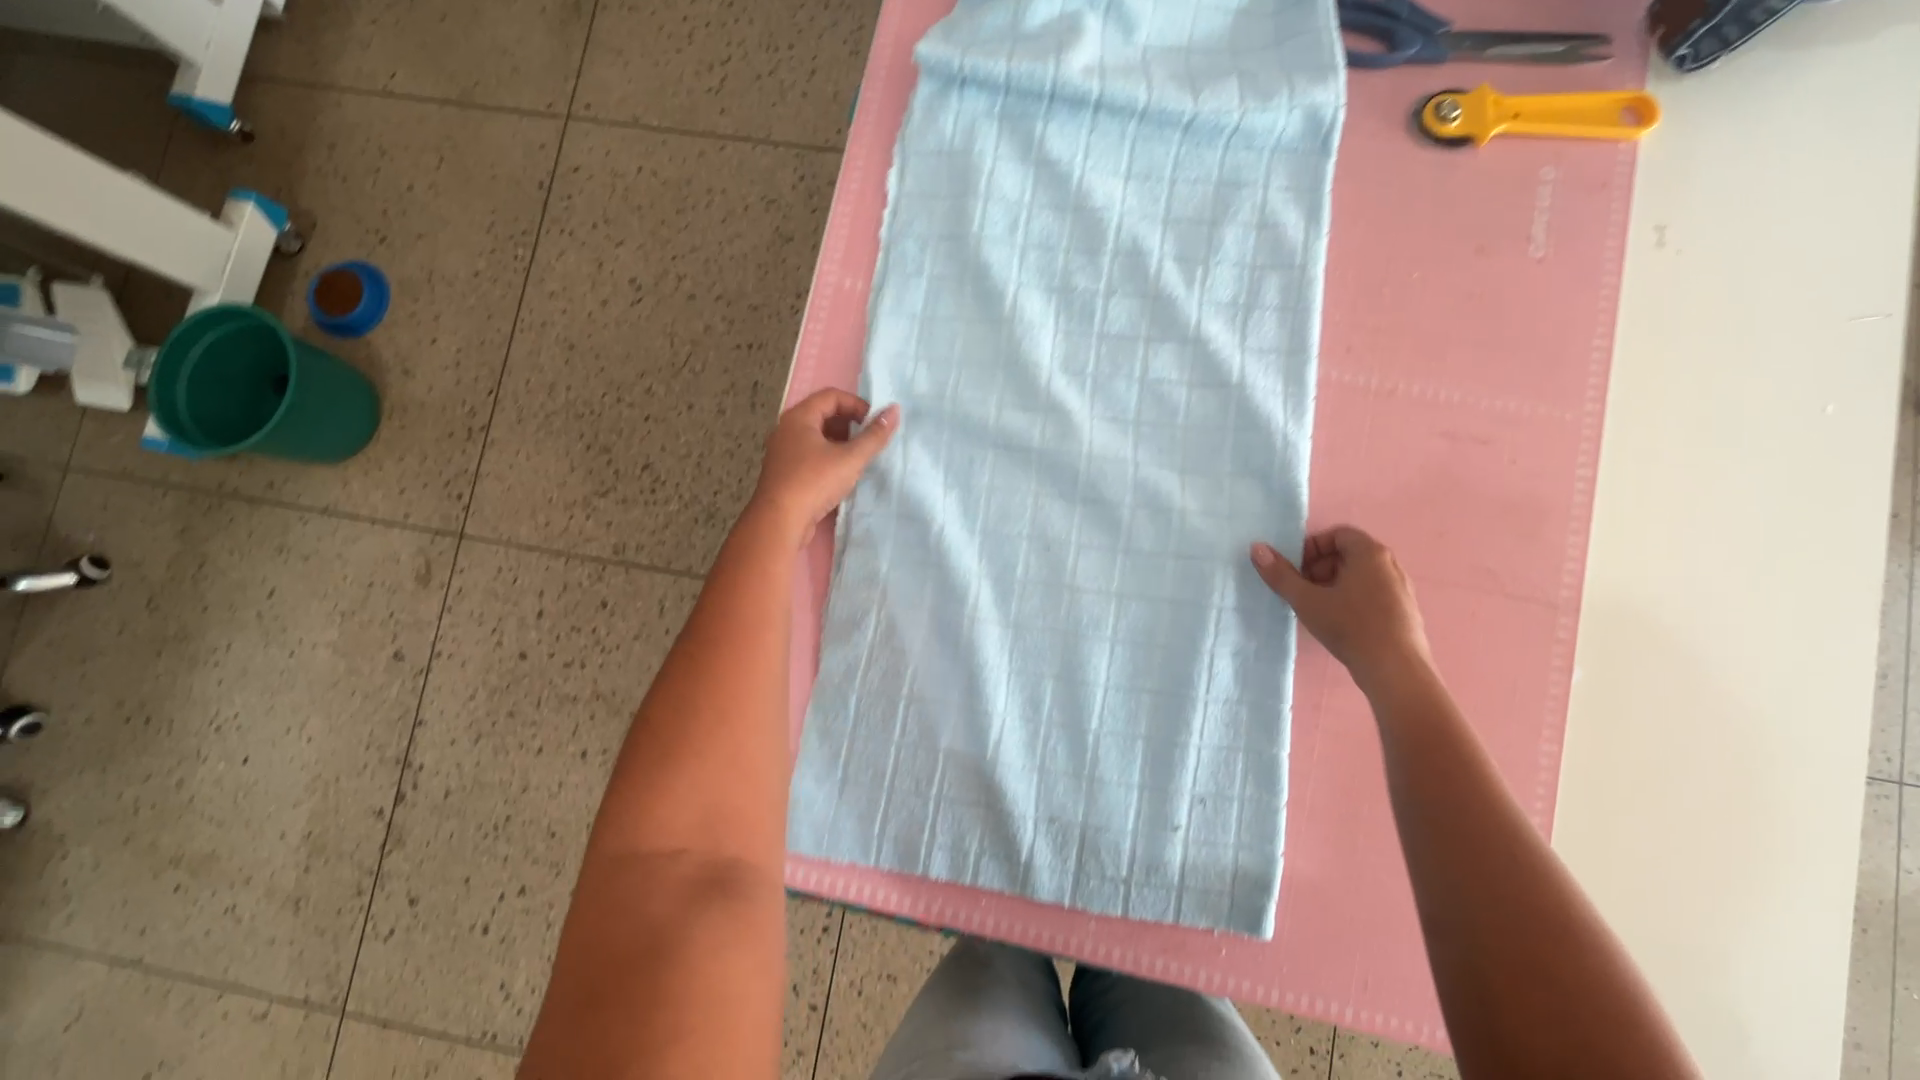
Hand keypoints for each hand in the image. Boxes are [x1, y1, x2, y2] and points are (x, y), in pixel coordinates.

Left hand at [747, 389, 898, 546]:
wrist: (779, 521)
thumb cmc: (814, 482)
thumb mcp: (851, 458)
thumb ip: (874, 435)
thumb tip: (894, 411)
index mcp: (799, 417)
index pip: (832, 396)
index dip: (857, 405)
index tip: (874, 423)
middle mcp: (787, 429)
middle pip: (823, 414)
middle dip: (849, 425)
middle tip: (868, 441)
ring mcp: (783, 451)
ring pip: (816, 437)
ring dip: (840, 443)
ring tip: (858, 459)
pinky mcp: (784, 472)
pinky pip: (809, 455)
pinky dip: (827, 458)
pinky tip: (841, 476)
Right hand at [1251, 527, 1432, 696]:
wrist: (1395, 669)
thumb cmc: (1350, 627)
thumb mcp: (1307, 600)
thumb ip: (1280, 574)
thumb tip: (1257, 549)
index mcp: (1370, 553)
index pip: (1337, 535)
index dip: (1311, 548)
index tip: (1296, 570)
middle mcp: (1390, 564)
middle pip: (1347, 555)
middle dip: (1319, 568)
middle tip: (1302, 591)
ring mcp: (1400, 588)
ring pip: (1359, 576)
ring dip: (1333, 585)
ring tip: (1317, 609)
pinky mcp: (1404, 610)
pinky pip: (1372, 593)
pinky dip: (1351, 599)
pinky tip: (1340, 624)